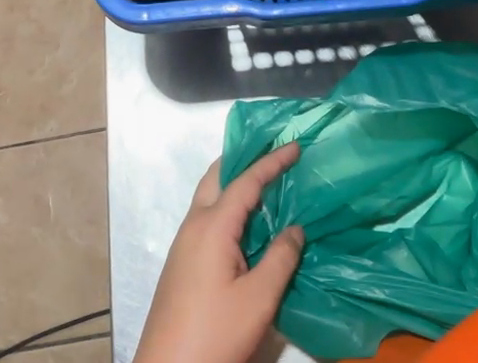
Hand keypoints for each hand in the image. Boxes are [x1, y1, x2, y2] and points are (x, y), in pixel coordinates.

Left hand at [134, 143, 305, 362]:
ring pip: (210, 198)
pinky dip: (228, 207)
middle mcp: (194, 225)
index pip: (246, 181)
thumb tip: (295, 229)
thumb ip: (280, 259)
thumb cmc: (215, 331)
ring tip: (266, 183)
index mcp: (212, 225)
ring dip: (235, 185)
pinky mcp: (183, 262)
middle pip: (217, 178)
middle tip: (272, 153)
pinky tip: (247, 224)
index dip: (272, 162)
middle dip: (243, 160)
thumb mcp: (258, 299)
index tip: (295, 145)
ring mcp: (184, 243)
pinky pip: (207, 218)